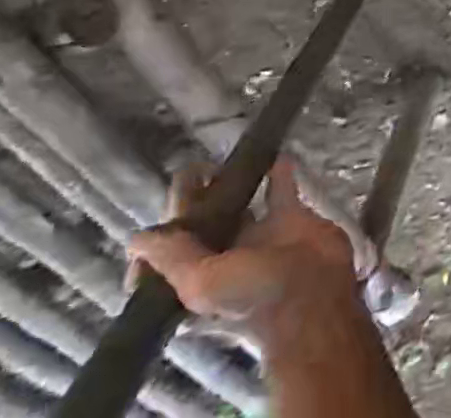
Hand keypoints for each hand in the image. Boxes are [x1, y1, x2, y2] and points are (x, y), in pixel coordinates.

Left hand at [128, 158, 358, 334]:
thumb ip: (173, 258)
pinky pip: (282, 190)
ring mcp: (259, 236)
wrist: (313, 292)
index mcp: (196, 280)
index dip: (155, 244)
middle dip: (193, 201)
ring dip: (231, 183)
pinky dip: (279, 172)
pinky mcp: (291, 218)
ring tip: (221, 158)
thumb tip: (137, 238)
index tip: (150, 226)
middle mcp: (224, 257)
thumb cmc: (252, 295)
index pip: (166, 260)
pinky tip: (273, 155)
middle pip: (202, 225)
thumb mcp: (203, 283)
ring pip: (239, 205)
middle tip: (191, 169)